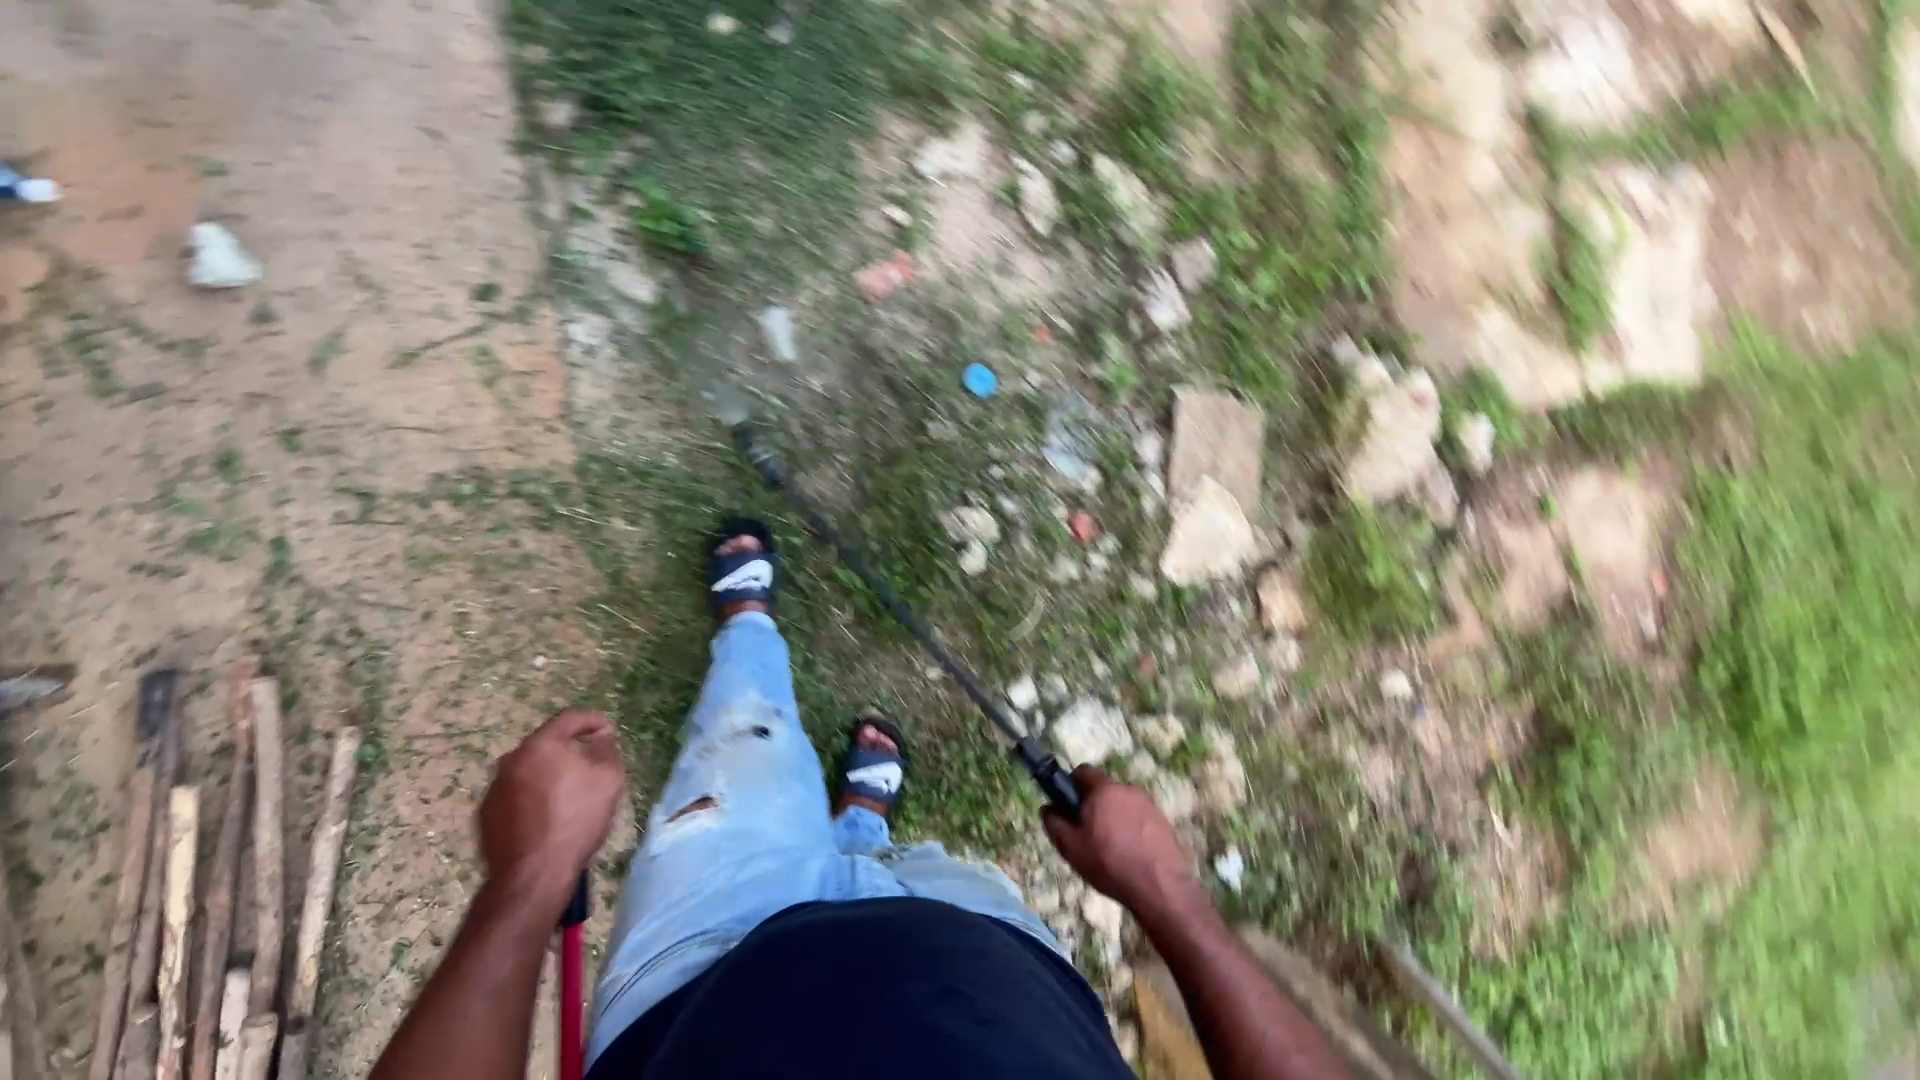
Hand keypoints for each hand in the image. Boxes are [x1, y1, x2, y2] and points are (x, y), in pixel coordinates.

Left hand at [477, 709, 624, 913]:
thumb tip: (599, 737)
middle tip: (592, 763)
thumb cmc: (576, 819)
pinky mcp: (487, 815)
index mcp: (540, 745)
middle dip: (571, 749)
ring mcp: (494, 788)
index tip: (609, 731)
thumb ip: (606, 748)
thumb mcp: (608, 778)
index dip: (593, 720)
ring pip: (530, 770)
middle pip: (547, 744)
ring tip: (571, 793)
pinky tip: (549, 816)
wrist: (533, 873)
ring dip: (550, 774)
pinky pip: (517, 794)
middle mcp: (511, 760)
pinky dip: (534, 796)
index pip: (569, 718)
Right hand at [1042, 765, 1204, 922]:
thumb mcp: (1070, 847)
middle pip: (1103, 790)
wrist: (1160, 886)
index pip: (1082, 772)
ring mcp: (1149, 804)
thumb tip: (1048, 808)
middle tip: (1088, 836)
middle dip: (1093, 807)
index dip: (1071, 787)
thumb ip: (1054, 822)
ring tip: (1112, 851)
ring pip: (1122, 806)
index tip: (1069, 809)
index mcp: (1103, 789)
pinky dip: (1132, 830)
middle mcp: (1127, 789)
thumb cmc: (1109, 863)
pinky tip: (1131, 855)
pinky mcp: (1163, 821)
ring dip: (1114, 819)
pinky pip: (1139, 819)